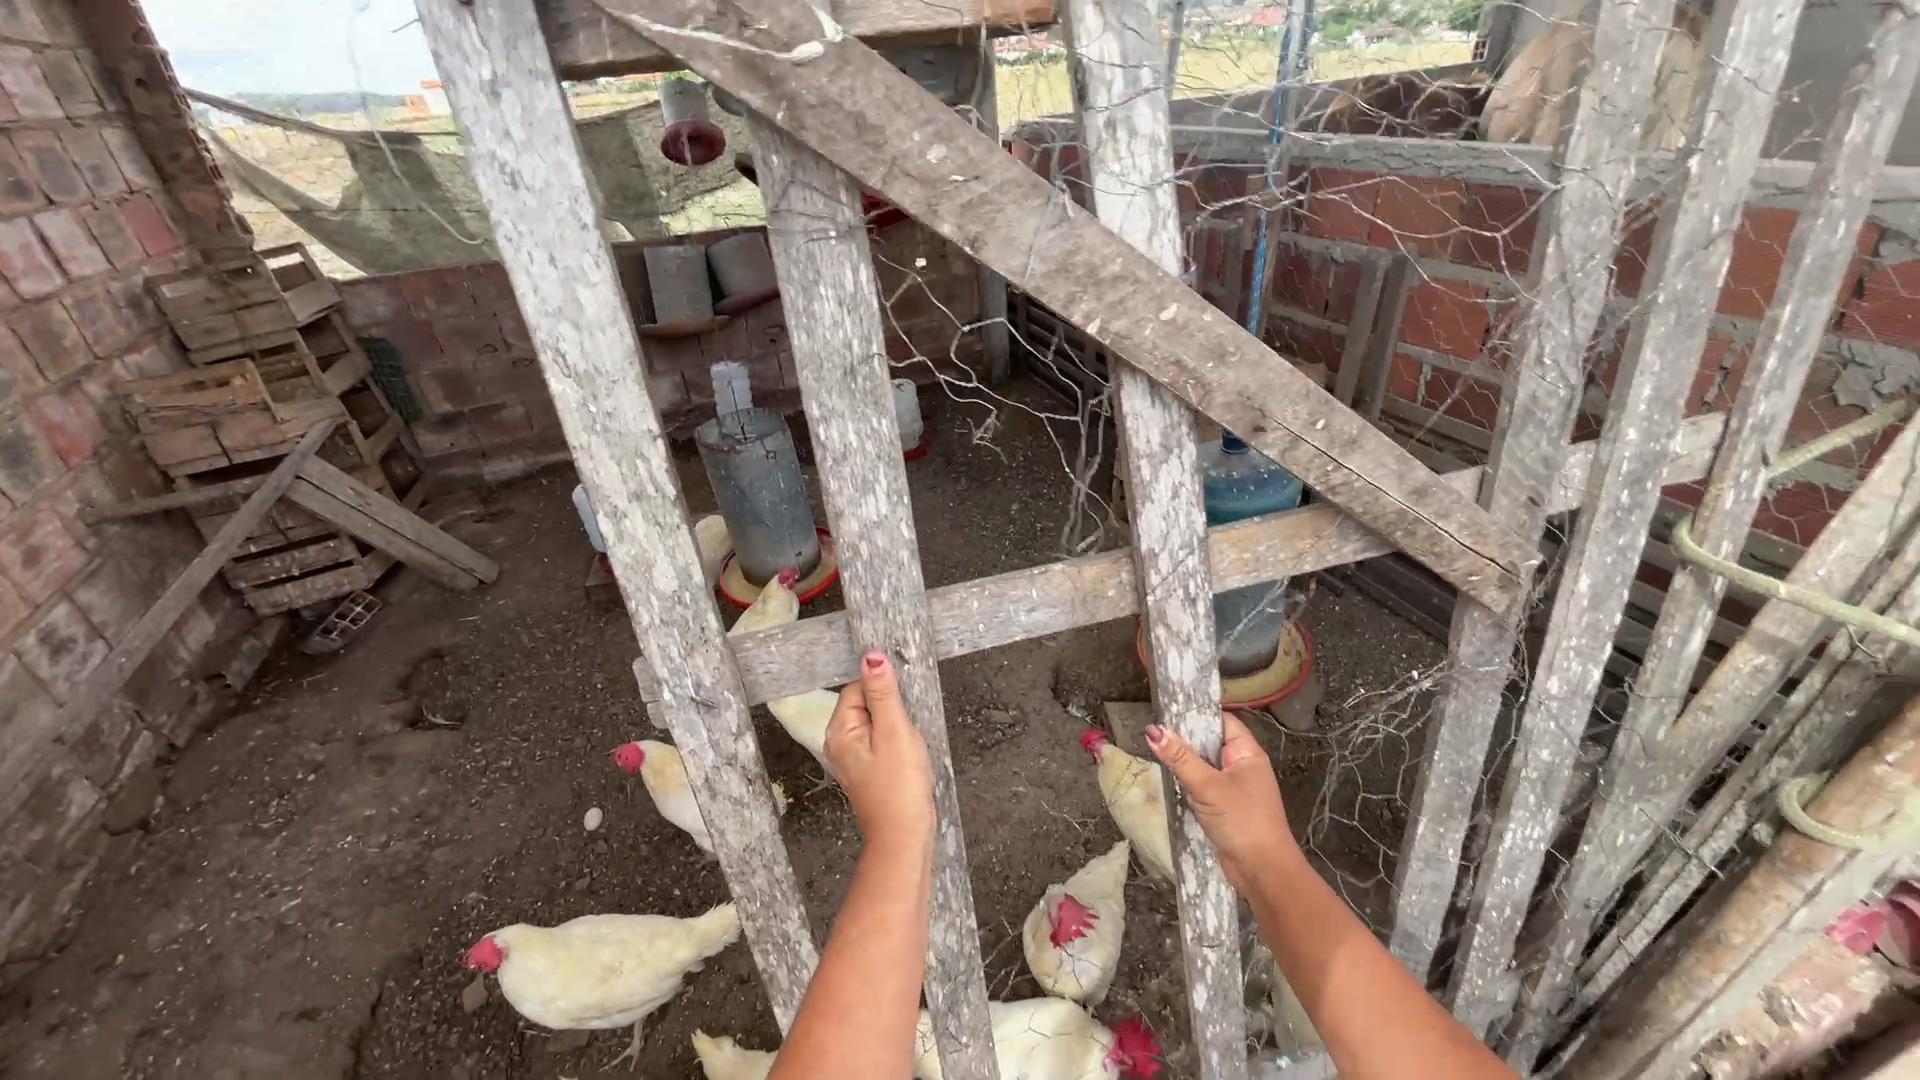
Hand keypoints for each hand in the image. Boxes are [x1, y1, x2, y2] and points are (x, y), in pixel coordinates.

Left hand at [824, 651, 934, 850]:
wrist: (904, 836)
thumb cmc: (899, 785)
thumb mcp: (894, 731)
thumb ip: (883, 692)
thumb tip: (871, 656)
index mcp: (839, 730)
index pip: (858, 688)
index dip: (883, 692)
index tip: (902, 707)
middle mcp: (839, 742)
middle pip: (866, 704)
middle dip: (892, 711)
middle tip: (906, 732)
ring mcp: (852, 758)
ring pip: (876, 723)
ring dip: (896, 728)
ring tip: (908, 747)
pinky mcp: (867, 769)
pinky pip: (881, 741)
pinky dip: (896, 743)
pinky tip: (907, 758)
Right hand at [1146, 712, 1300, 892]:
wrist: (1262, 871)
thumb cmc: (1241, 821)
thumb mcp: (1207, 785)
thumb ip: (1179, 758)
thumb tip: (1153, 730)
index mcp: (1247, 753)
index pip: (1221, 721)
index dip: (1197, 715)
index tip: (1167, 713)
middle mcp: (1242, 766)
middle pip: (1210, 743)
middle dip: (1186, 740)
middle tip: (1155, 734)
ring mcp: (1234, 788)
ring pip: (1204, 766)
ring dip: (1185, 763)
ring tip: (1156, 754)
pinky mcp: (1225, 807)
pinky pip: (1203, 786)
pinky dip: (1188, 783)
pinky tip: (1170, 782)